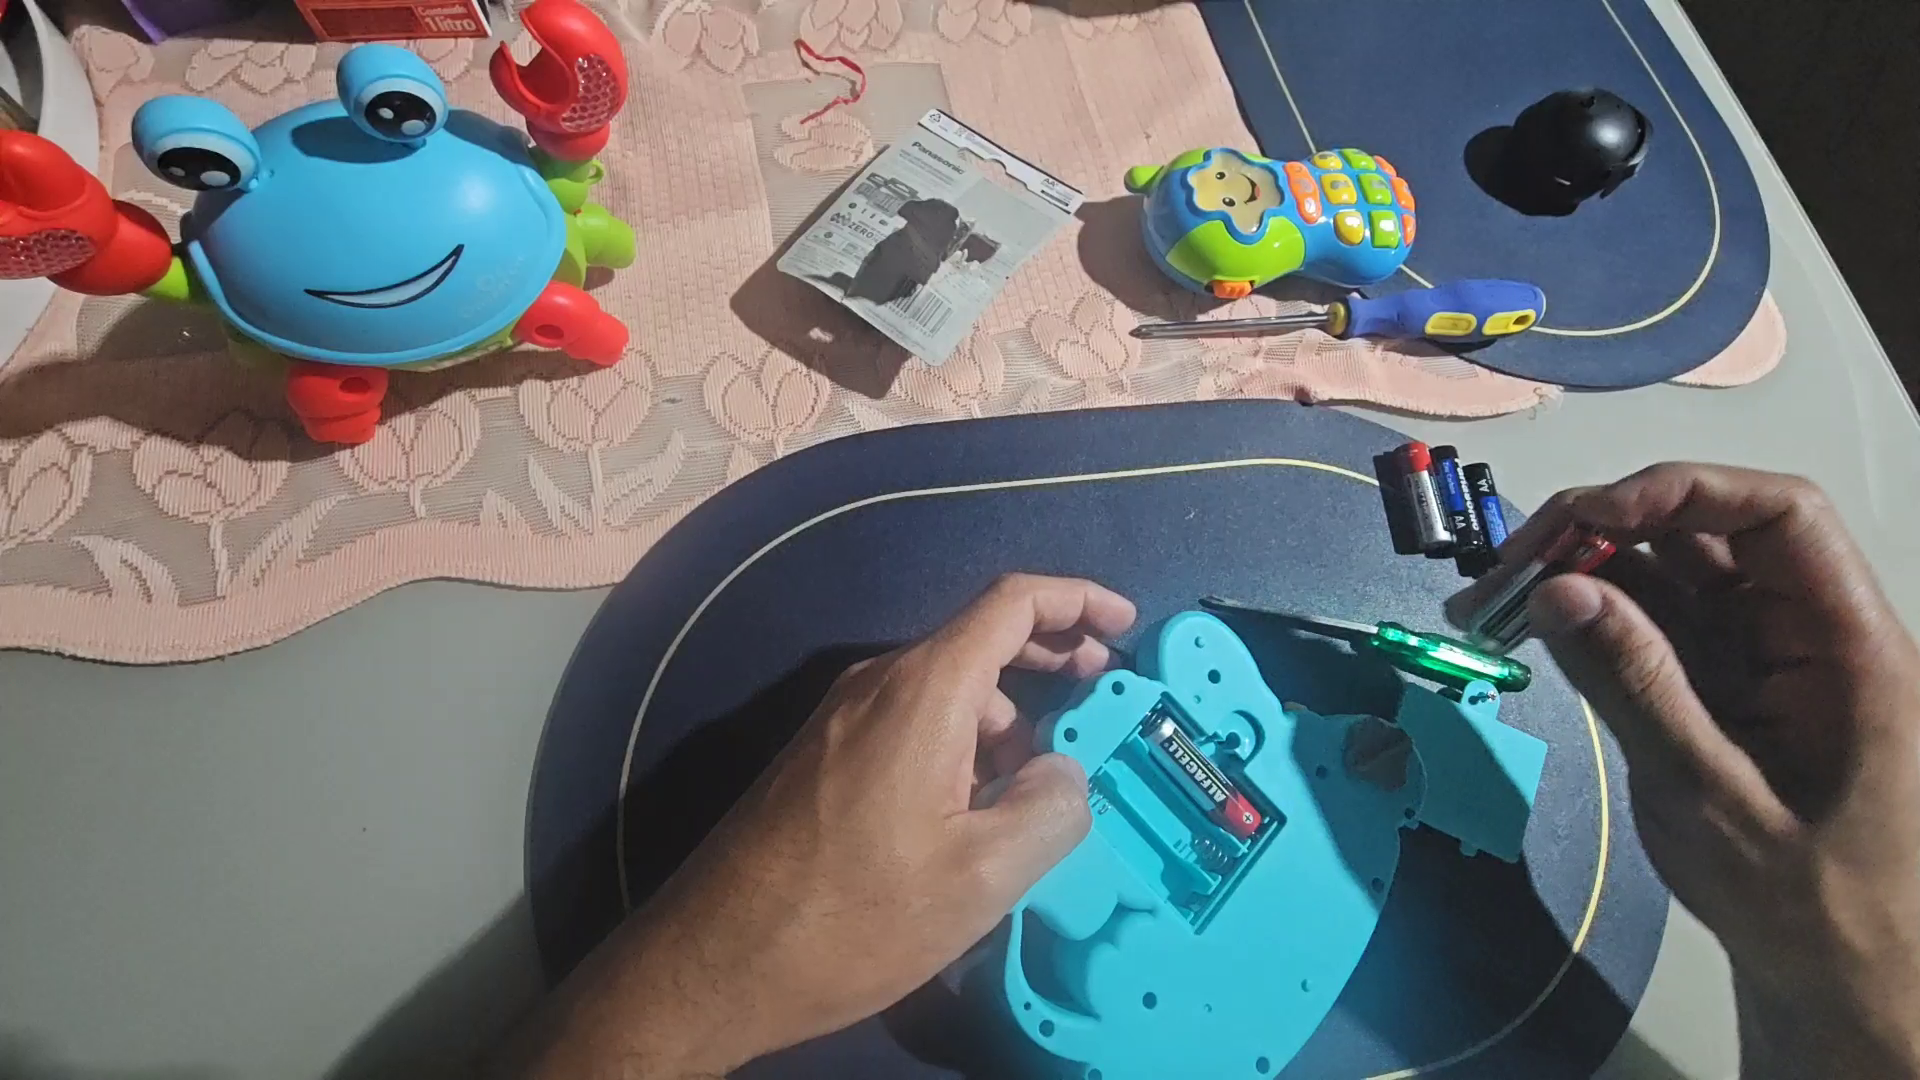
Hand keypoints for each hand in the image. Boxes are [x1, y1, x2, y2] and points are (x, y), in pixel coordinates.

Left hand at [502, 574, 1135, 1079]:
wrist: (715, 955)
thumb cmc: (852, 914)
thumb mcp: (978, 879)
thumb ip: (1049, 812)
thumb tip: (1064, 772)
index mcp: (924, 689)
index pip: (1011, 602)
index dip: (1075, 599)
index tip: (1122, 623)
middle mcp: (882, 679)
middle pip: (980, 636)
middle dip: (1049, 651)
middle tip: (1098, 684)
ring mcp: (847, 710)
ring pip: (948, 682)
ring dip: (1006, 705)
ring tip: (1043, 763)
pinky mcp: (828, 745)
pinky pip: (913, 713)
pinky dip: (964, 731)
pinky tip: (977, 790)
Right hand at [1448, 464, 1919, 1076]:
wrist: (1835, 969)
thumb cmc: (1808, 897)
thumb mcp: (1709, 792)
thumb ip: (1635, 683)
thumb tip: (1558, 589)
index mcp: (1841, 644)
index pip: (1773, 514)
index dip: (1675, 491)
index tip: (1578, 523)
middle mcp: (1790, 628)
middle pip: (1691, 532)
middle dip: (1586, 535)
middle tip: (1500, 574)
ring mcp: (1739, 650)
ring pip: (1647, 570)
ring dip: (1560, 572)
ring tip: (1484, 604)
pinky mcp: (1696, 673)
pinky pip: (1628, 616)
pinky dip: (1566, 611)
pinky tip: (1515, 625)